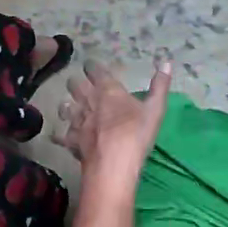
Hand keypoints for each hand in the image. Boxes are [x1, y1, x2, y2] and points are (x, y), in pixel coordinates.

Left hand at [53, 59, 171, 174]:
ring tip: (71, 107)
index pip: (95, 70)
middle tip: (81, 84)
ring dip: (68, 105)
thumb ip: (160, 85)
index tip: (92, 65)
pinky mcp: (70, 140)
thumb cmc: (136, 133)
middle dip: (77, 82)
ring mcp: (76, 121)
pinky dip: (60, 134)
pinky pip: (60, 135)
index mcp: (108, 90)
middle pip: (74, 85)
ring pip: (65, 106)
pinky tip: (60, 136)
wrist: (113, 164)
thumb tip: (167, 62)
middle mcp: (88, 101)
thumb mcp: (155, 109)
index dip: (92, 66)